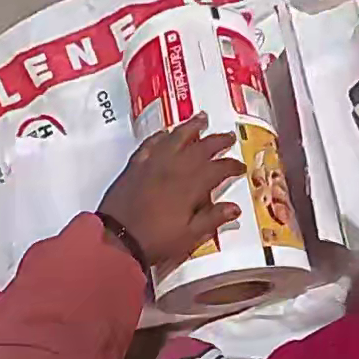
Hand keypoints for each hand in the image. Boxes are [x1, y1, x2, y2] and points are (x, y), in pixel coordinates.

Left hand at [99, 112, 246, 267]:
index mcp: (190, 186)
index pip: (217, 169)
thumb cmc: (155, 240)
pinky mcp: (135, 166)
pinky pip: (150, 144)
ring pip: (175, 138)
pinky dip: (159, 136)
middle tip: (228, 137)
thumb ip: (212, 219)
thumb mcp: (188, 236)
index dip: (231, 166)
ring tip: (202, 118)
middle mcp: (173, 168)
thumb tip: (235, 208)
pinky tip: (165, 133)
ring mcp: (152, 164)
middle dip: (217, 141)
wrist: (117, 239)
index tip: (240, 166)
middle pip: (200, 148)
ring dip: (190, 127)